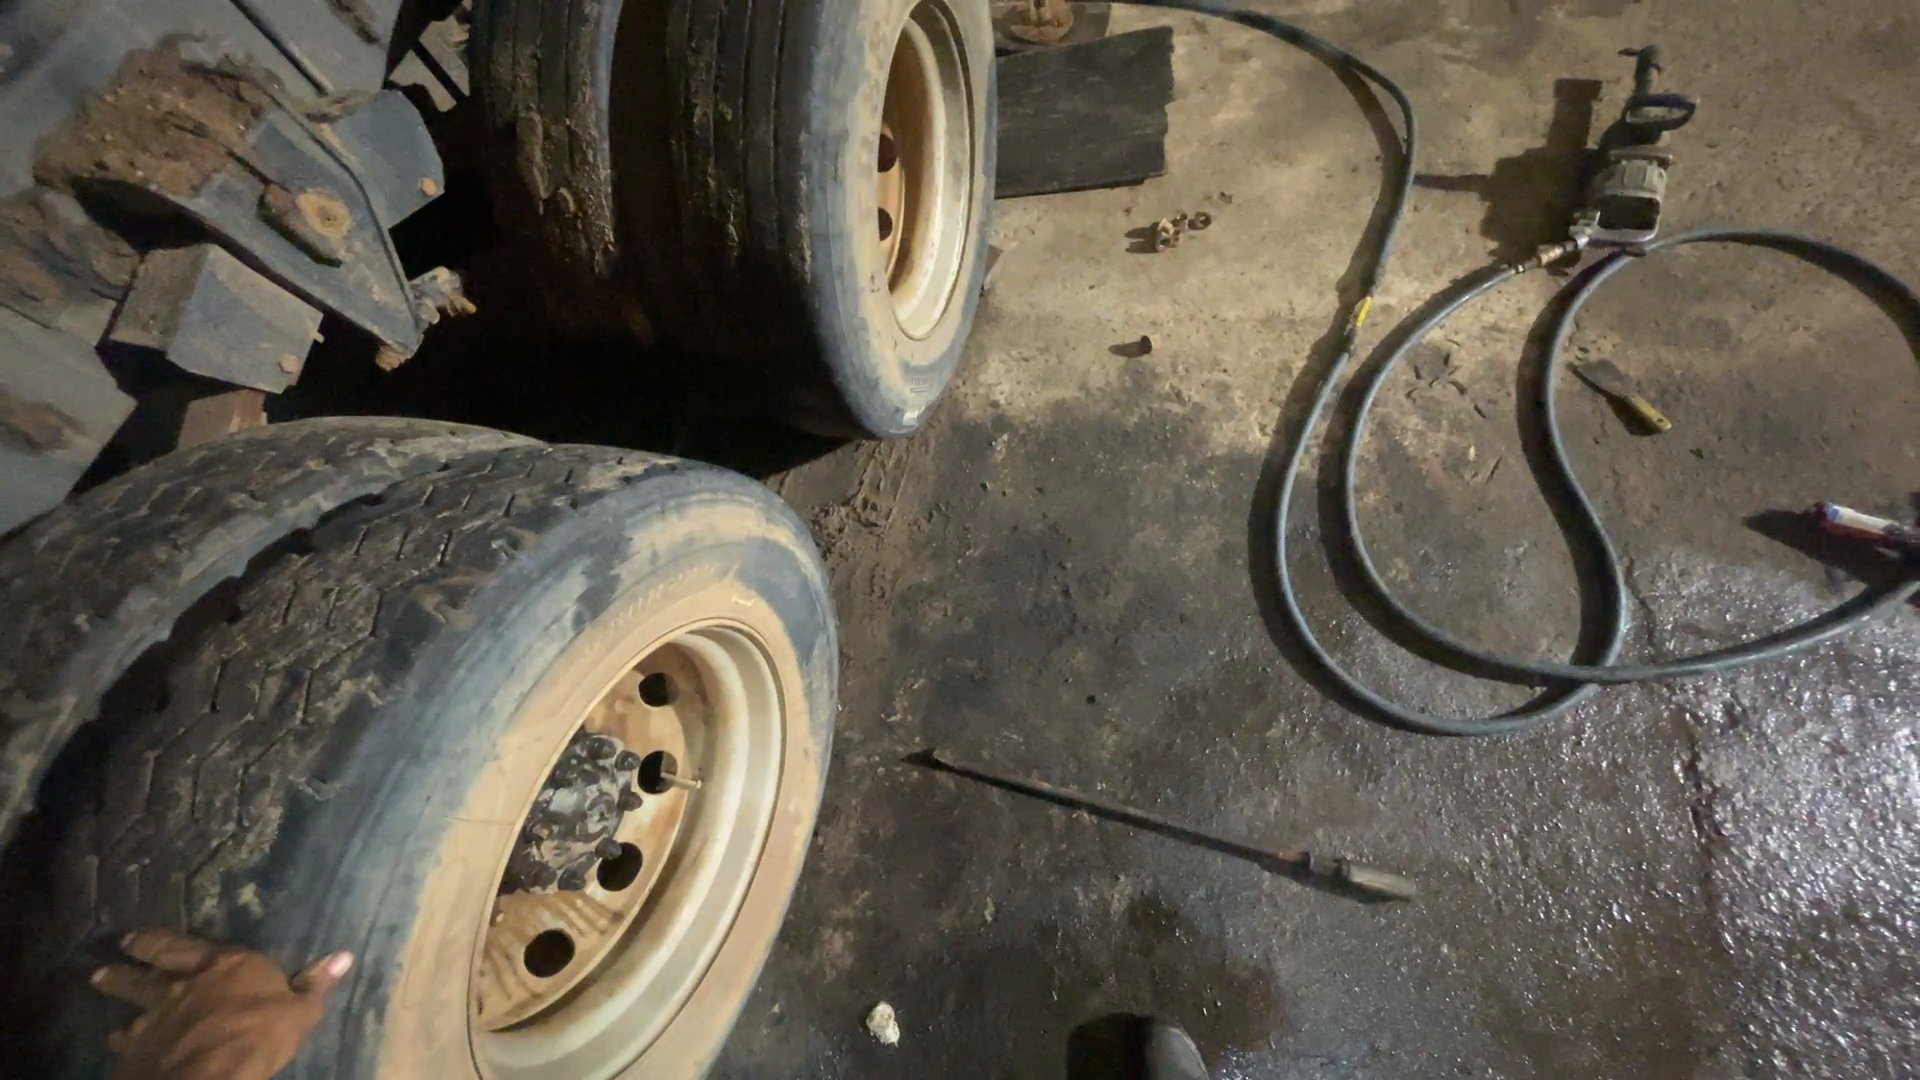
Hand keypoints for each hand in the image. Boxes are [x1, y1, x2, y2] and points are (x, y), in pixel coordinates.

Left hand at [91, 929, 351, 1079]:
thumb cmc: (261, 1032)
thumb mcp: (302, 1009)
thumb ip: (314, 984)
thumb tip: (343, 956)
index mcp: (226, 968)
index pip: (187, 948)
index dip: (158, 943)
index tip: (132, 939)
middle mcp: (182, 990)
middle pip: (146, 978)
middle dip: (126, 972)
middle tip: (103, 970)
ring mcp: (153, 1027)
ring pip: (132, 1017)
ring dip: (126, 1017)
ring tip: (119, 1023)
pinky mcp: (135, 1061)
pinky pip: (129, 1050)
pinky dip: (129, 1048)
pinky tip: (128, 1053)